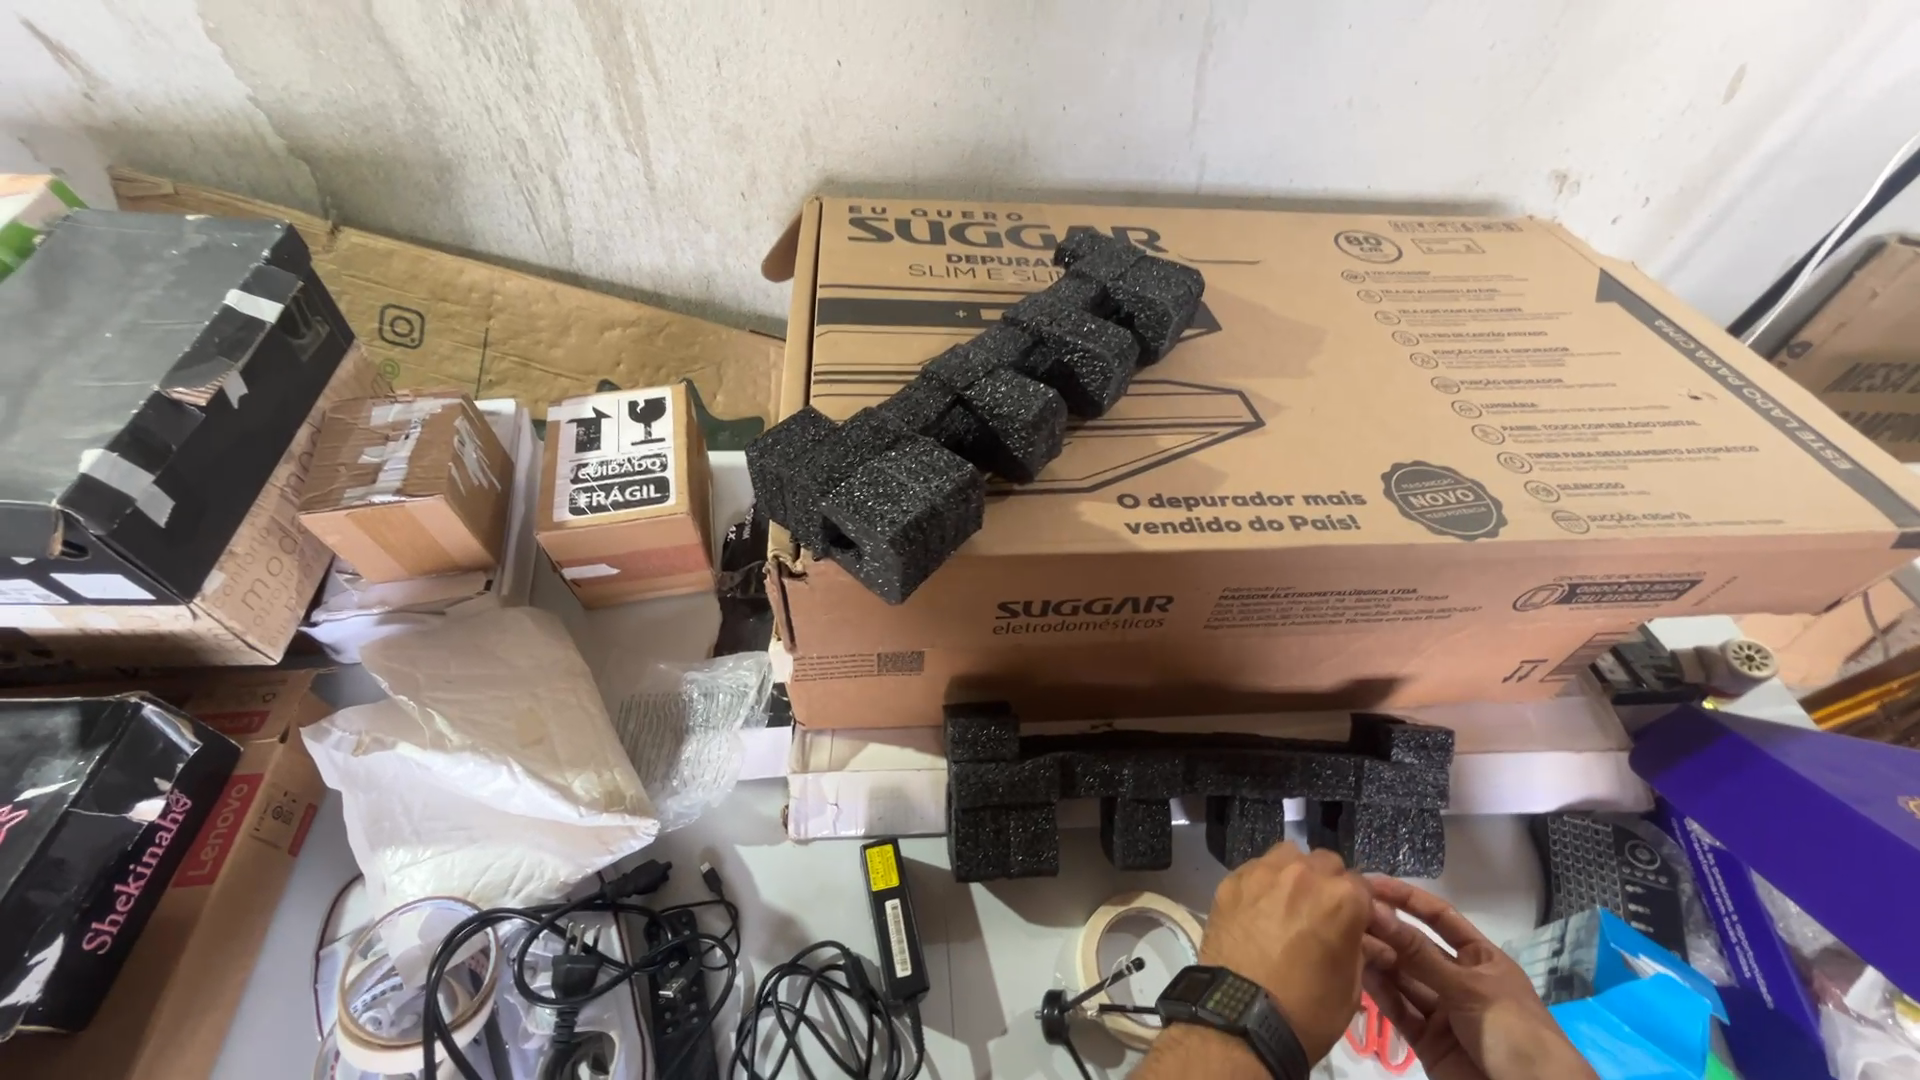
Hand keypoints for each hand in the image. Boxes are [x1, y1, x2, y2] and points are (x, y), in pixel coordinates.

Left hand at [1198, 843, 1373, 1060]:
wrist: (1241, 1016)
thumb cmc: (1307, 1010)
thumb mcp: (1351, 987)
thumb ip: (1358, 947)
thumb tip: (1361, 935)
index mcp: (1341, 899)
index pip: (1362, 886)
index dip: (1359, 906)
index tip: (1352, 922)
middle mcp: (1302, 874)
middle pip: (1324, 863)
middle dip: (1328, 883)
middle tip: (1319, 913)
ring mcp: (1262, 873)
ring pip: (1287, 856)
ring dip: (1294, 873)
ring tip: (1287, 904)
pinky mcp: (1231, 880)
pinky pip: (1254, 869)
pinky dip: (1262, 882)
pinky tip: (1257, 909)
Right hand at [1362, 877, 1597, 1079]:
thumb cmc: (1516, 1035)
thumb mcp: (1469, 988)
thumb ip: (1419, 954)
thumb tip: (1375, 910)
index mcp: (1480, 960)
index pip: (1439, 917)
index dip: (1406, 897)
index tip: (1369, 881)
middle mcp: (1457, 980)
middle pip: (1414, 947)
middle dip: (1385, 929)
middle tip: (1347, 913)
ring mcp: (1441, 1011)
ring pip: (1402, 977)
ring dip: (1377, 959)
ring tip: (1345, 939)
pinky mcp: (1425, 1040)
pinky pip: (1397, 1009)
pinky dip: (1377, 992)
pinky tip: (1354, 971)